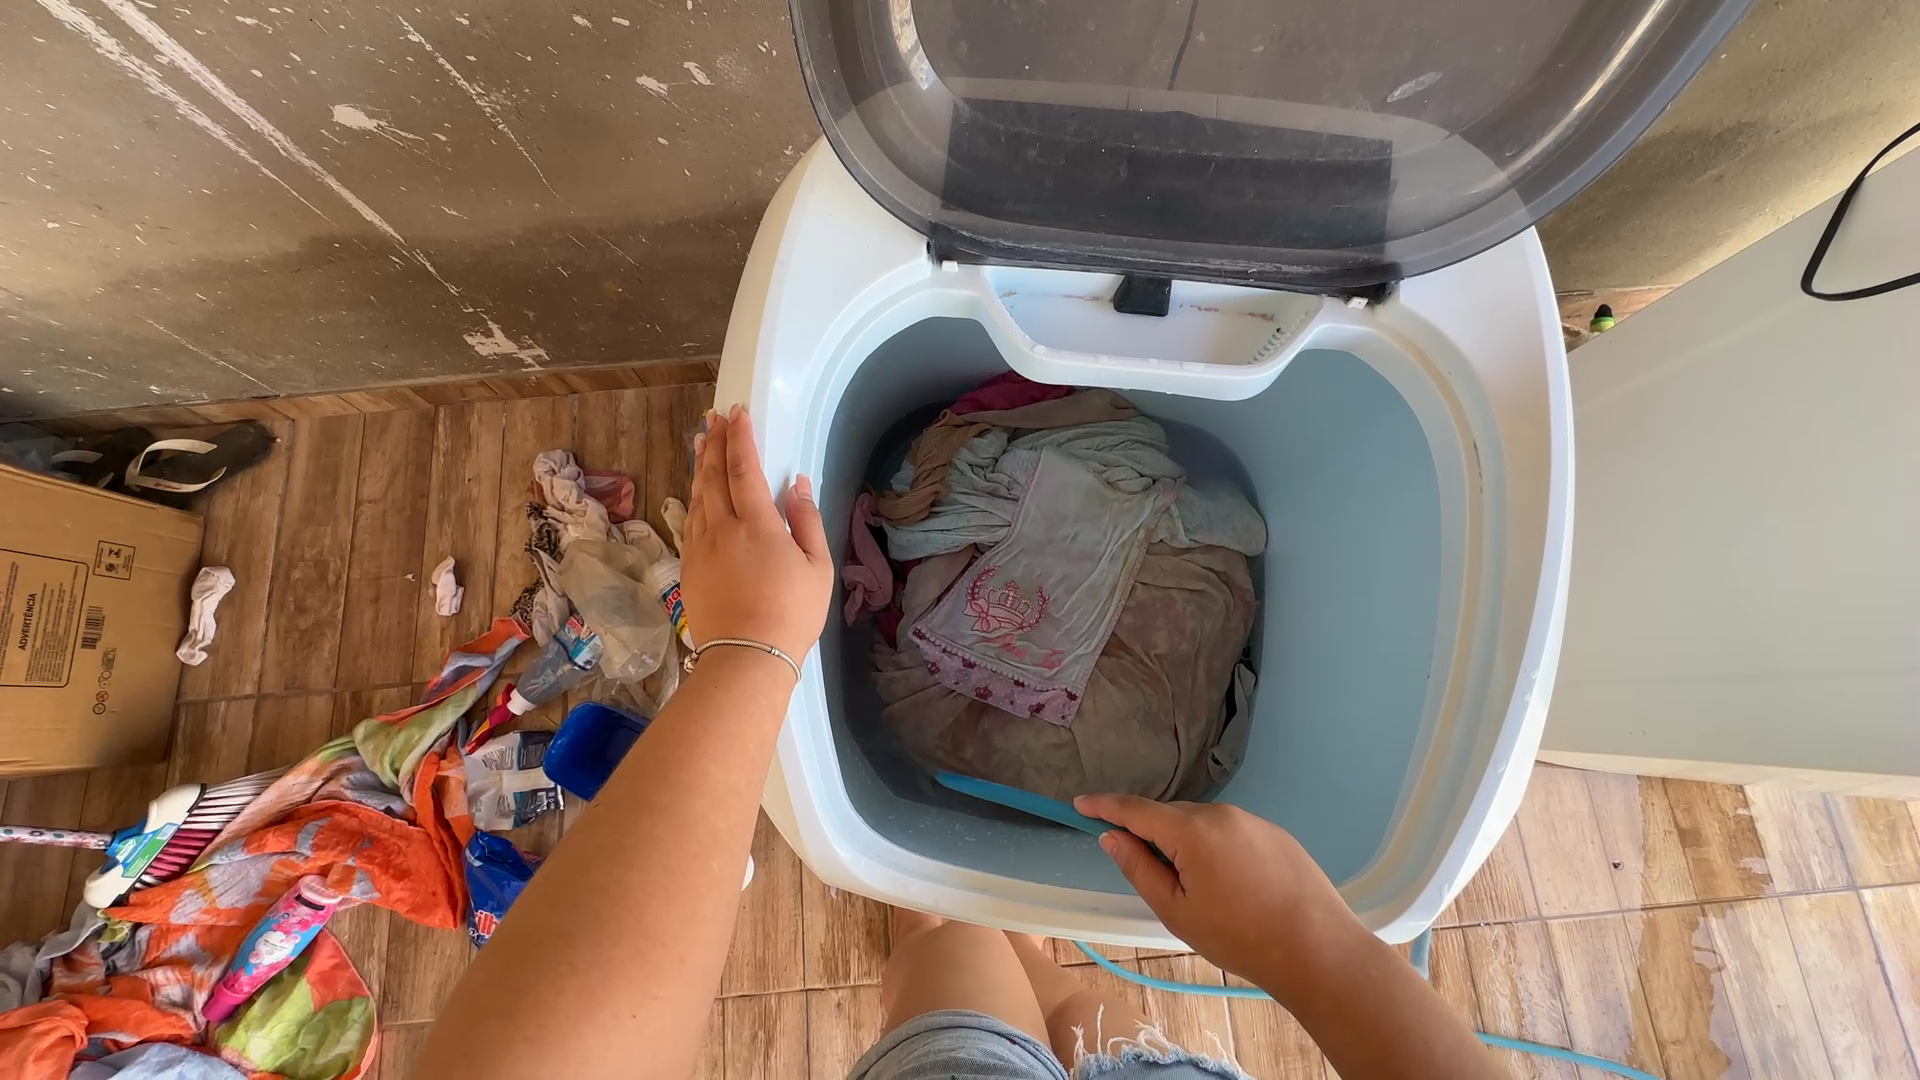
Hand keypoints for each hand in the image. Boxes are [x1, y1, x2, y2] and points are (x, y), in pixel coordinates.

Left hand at [683, 405, 833, 663]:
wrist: (747, 656)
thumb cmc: (792, 613)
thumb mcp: (817, 567)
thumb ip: (807, 520)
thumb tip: (799, 483)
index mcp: (757, 525)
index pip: (744, 469)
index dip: (740, 438)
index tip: (738, 413)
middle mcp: (722, 528)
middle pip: (713, 476)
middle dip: (714, 443)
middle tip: (714, 419)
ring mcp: (701, 547)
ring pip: (697, 495)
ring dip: (701, 466)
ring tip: (701, 443)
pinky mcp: (690, 566)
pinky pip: (690, 521)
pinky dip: (694, 497)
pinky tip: (698, 492)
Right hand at [1073, 795, 1363, 988]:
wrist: (1321, 952)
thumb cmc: (1240, 937)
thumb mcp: (1177, 911)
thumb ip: (1139, 869)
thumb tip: (1112, 837)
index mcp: (1190, 830)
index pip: (1135, 809)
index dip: (1104, 805)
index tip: (1080, 803)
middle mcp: (1220, 813)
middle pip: (1170, 816)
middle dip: (1153, 835)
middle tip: (1154, 876)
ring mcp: (1251, 820)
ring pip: (1202, 824)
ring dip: (1188, 844)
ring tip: (1203, 891)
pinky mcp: (1275, 833)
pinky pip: (1231, 832)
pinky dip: (1217, 848)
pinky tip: (1235, 886)